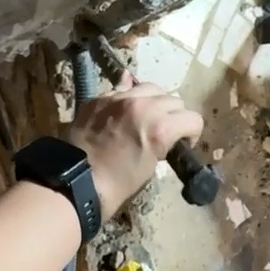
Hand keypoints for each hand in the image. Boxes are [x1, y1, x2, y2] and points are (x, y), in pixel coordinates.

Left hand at [67, 79, 204, 218]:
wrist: (76, 180)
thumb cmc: (118, 184)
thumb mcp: (150, 166)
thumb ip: (162, 140)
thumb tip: (165, 131)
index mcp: (160, 128)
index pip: (193, 118)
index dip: (192, 133)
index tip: (183, 143)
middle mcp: (143, 106)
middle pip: (173, 99)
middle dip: (174, 115)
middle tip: (165, 131)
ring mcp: (119, 97)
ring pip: (150, 87)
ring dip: (154, 100)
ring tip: (146, 116)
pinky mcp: (101, 96)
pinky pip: (123, 86)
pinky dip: (129, 96)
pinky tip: (125, 108)